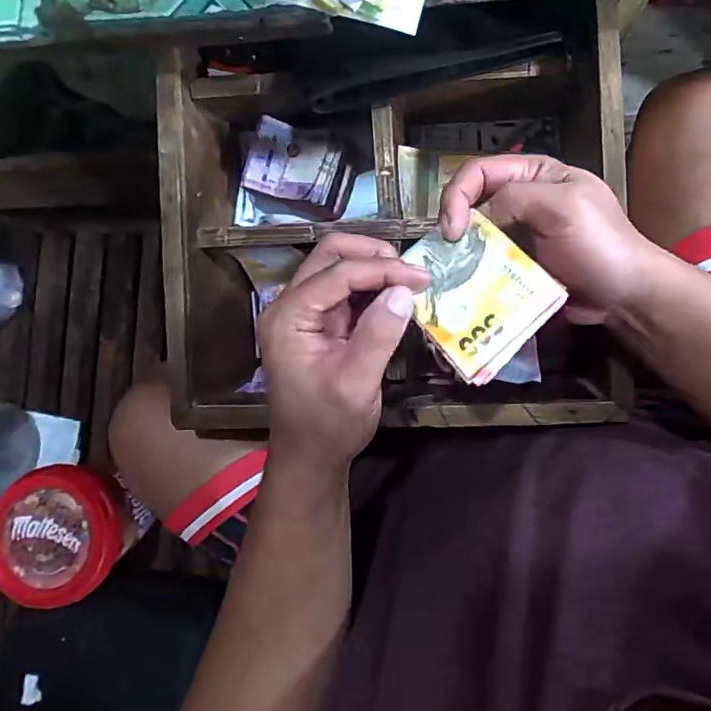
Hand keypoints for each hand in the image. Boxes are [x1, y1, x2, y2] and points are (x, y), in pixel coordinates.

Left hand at [258, 234, 429, 472]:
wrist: (311, 455)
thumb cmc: (328, 424)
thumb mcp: (356, 384)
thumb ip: (378, 335)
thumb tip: (404, 291)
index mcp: (289, 318)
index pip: (336, 274)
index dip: (381, 269)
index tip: (422, 277)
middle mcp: (290, 306)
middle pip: (330, 255)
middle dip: (373, 256)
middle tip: (412, 272)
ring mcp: (304, 313)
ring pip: (338, 267)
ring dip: (374, 267)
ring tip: (410, 280)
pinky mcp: (320, 322)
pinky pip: (346, 290)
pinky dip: (373, 286)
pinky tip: (397, 295)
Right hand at [440, 155, 665, 323]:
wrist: (627, 295)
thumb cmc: (602, 245)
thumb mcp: (564, 206)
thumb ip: (517, 197)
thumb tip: (480, 216)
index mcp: (536, 174)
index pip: (480, 171)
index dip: (458, 194)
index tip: (452, 229)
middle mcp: (524, 200)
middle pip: (473, 203)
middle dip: (456, 224)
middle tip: (448, 253)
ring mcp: (522, 235)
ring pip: (477, 237)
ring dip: (464, 253)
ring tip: (454, 273)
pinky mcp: (521, 265)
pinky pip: (489, 263)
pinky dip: (477, 273)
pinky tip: (471, 286)